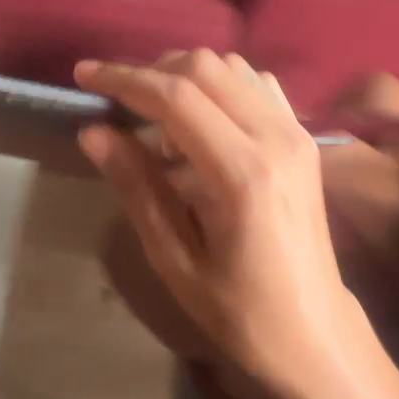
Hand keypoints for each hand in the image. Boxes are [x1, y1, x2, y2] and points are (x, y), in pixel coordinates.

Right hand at [76, 50, 363, 396]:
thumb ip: (136, 187)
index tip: (83, 76)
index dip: (124, 79)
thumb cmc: (240, 310)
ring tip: (155, 116)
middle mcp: (276, 137)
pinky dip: (218, 84)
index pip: (175, 96)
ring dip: (184, 75)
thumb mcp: (175, 259)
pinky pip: (255, 83)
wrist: (315, 331)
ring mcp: (296, 131)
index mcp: (243, 173)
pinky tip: (198, 119)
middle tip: (116, 100)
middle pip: (204, 67)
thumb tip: (92, 132)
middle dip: (150, 72)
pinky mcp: (304, 135)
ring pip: (230, 66)